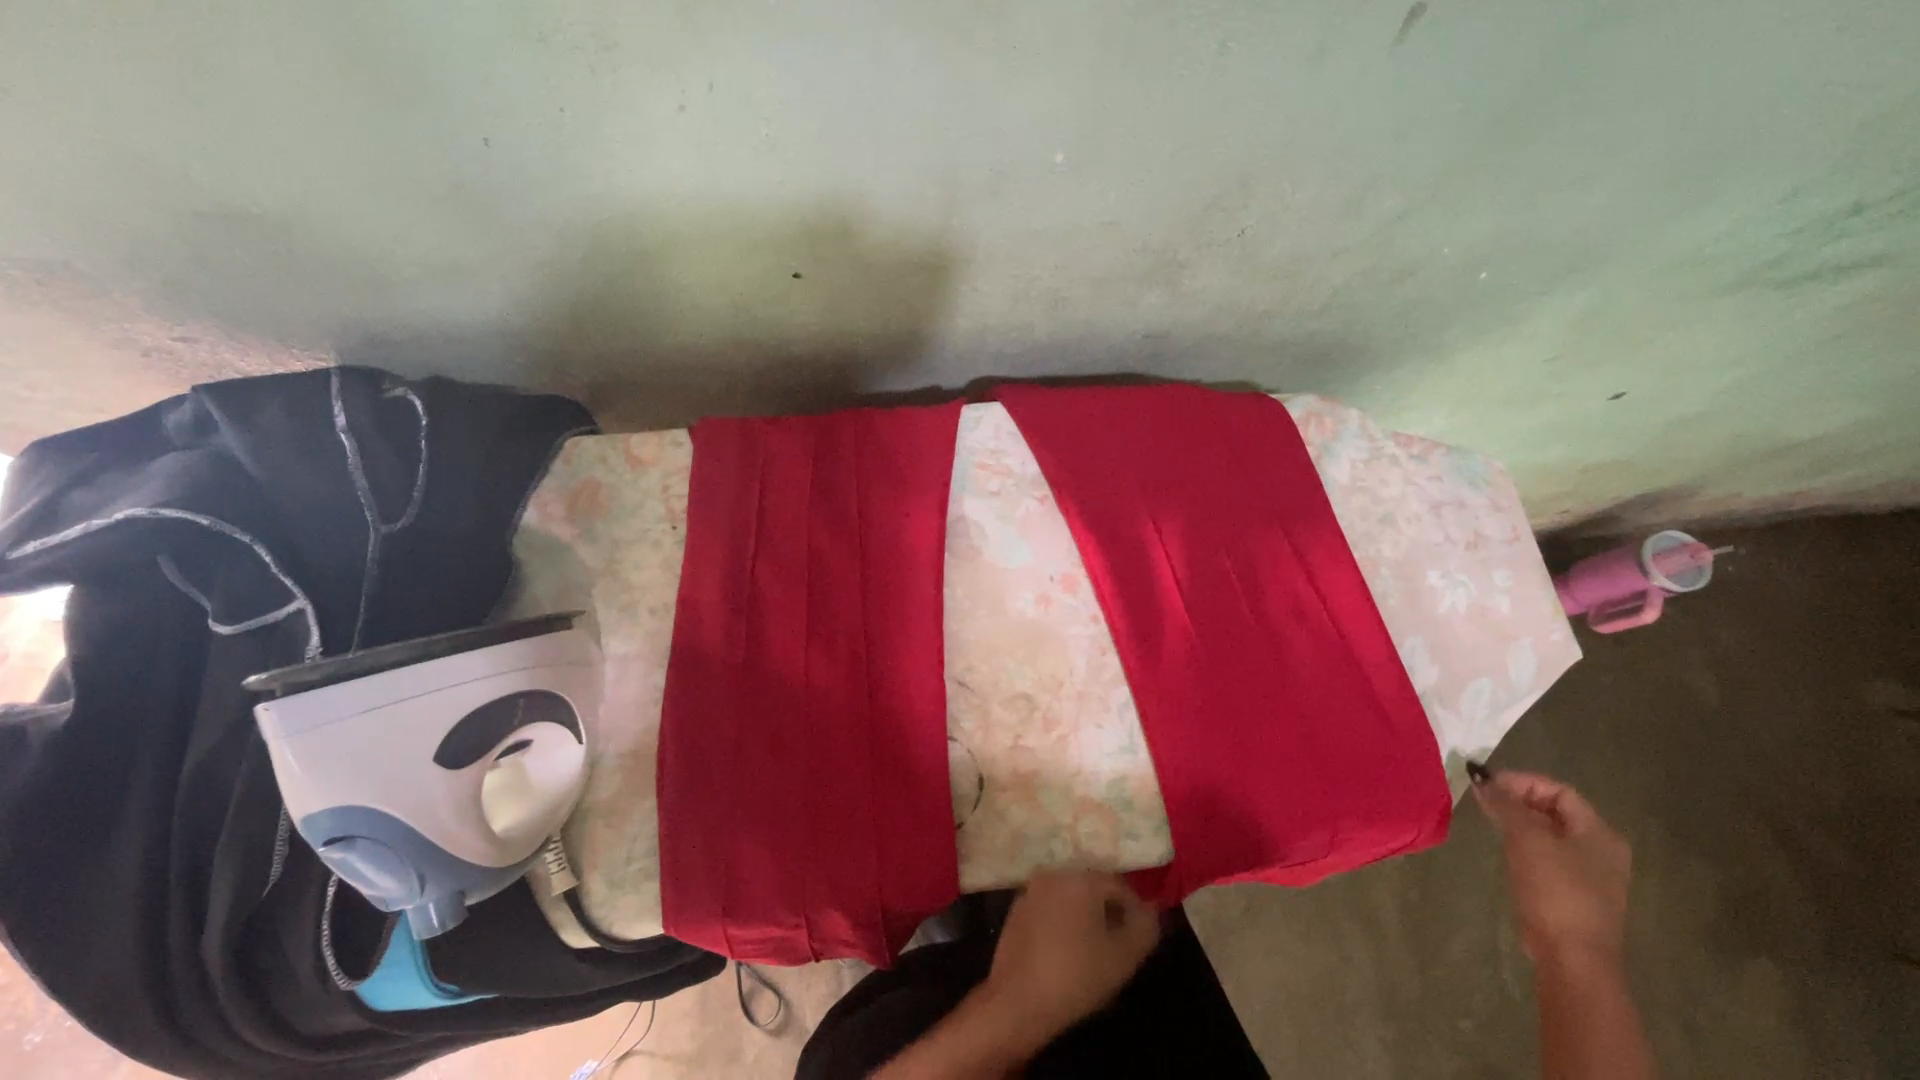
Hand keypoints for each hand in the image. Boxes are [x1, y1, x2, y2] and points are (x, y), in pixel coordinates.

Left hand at [982, 869, 1160, 1038]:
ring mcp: (1030, 893)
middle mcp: (1053, 875)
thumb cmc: (1077, 974)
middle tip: (1118, 951)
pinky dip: (1062, 927)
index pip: (1121, 887)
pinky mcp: (1015, 913)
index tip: (1138, 944)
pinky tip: (1066, 958)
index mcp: (1081, 877)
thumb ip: (1146, 927)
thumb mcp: (1125, 955)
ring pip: (1071, 902)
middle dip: (1109, 917)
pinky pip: (1049, 913)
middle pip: (1094, 891)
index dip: (1136, 915)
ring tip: (1093, 958)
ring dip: (1086, 922)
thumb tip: (1152, 910)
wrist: (1018, 1001)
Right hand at [1473, 769, 1631, 965]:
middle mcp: (1602, 851)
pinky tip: (1506, 852)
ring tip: (1489, 821)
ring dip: (1521, 824)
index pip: (1560, 792)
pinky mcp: (1576, 895)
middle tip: (1485, 800)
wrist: (1572, 956)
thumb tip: (1484, 780)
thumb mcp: (1527, 840)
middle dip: (1520, 801)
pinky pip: (1550, 858)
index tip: (1488, 784)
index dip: (1523, 782)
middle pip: (1558, 812)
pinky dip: (1526, 847)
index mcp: (1600, 833)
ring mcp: (1592, 876)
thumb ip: (1507, 807)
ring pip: (1552, 836)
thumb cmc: (1555, 891)